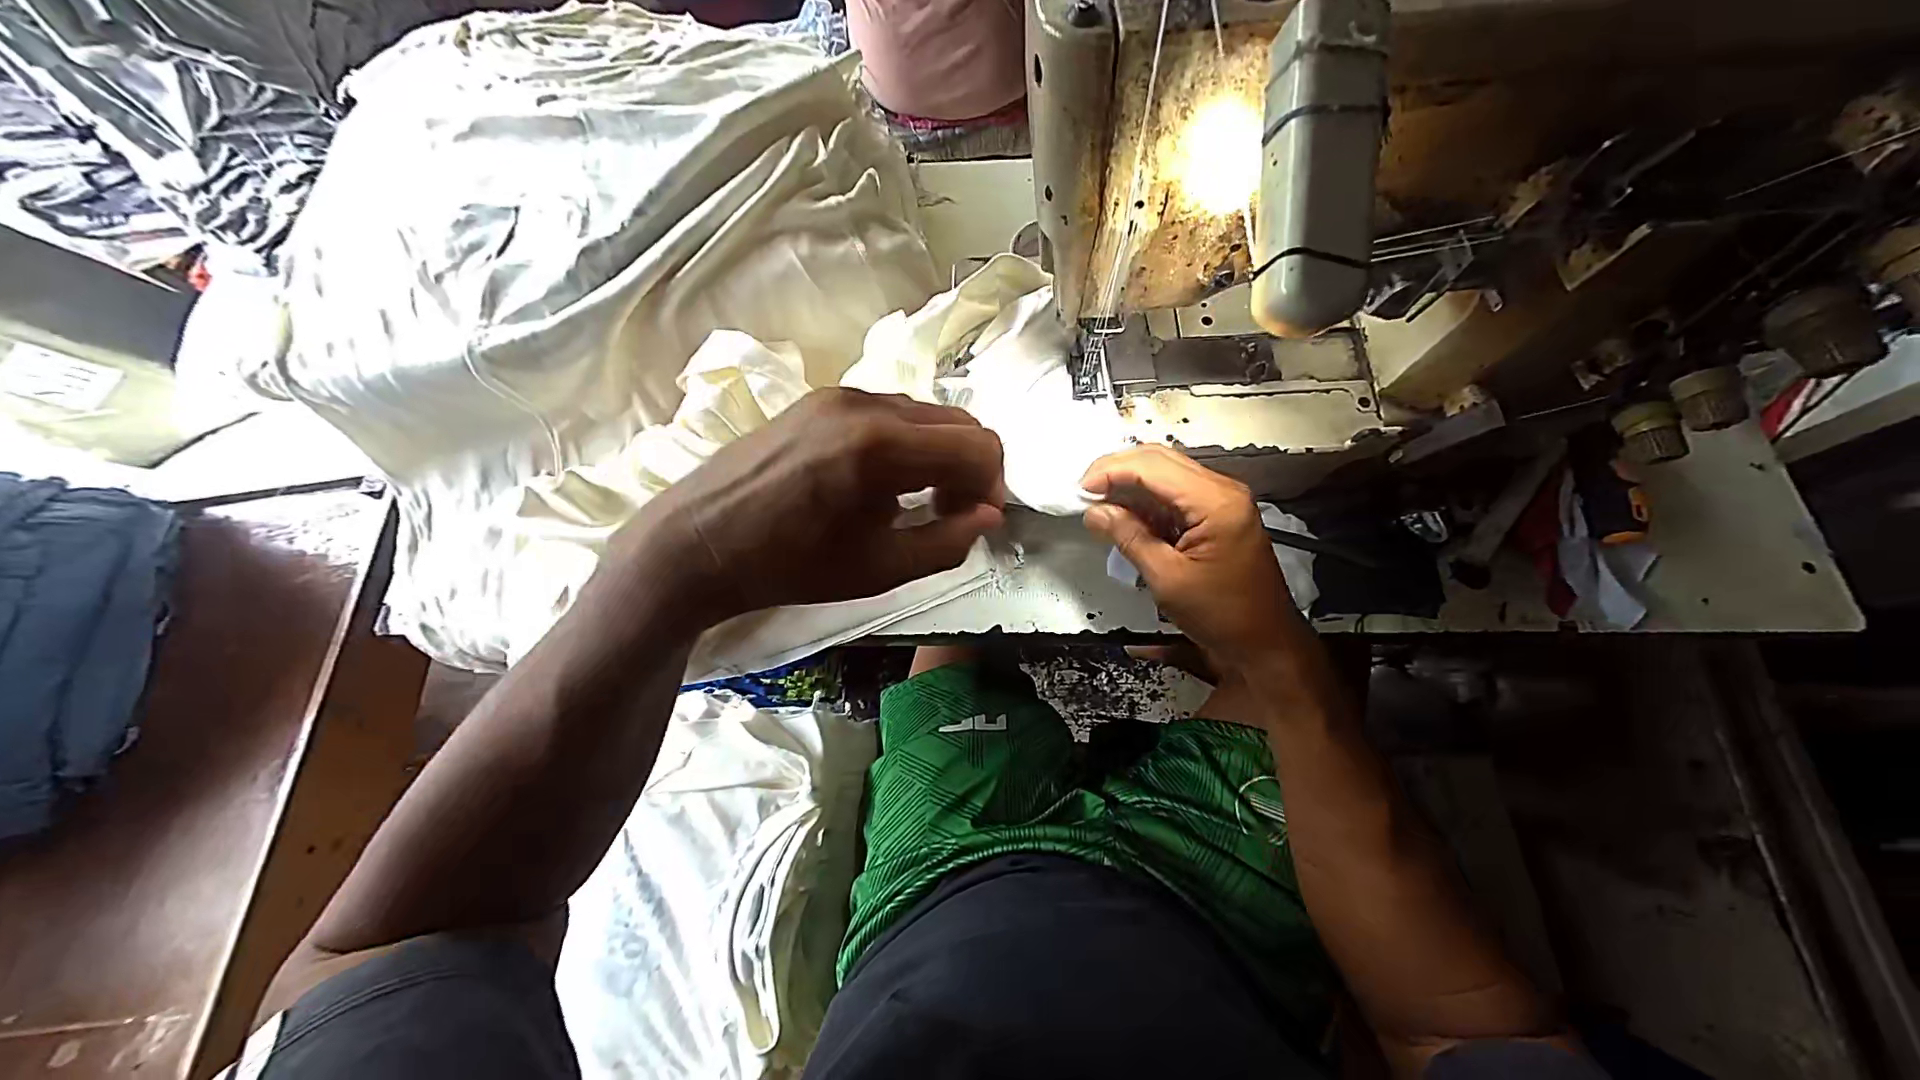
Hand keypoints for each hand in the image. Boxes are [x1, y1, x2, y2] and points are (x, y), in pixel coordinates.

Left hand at [609, 388, 1005, 631]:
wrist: (697, 543)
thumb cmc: (789, 566)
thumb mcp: (879, 570)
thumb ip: (947, 543)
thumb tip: (988, 517)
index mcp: (883, 447)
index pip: (978, 445)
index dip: (993, 485)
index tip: (978, 521)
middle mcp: (866, 404)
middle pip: (956, 422)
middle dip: (970, 469)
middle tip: (950, 514)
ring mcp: (838, 396)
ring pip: (922, 415)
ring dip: (937, 455)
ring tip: (913, 502)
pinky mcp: (817, 400)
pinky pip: (886, 413)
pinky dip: (904, 443)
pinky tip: (878, 483)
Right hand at [1081, 444, 1306, 671]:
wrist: (1264, 643)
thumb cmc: (1227, 616)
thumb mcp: (1168, 578)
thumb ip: (1129, 538)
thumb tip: (1097, 512)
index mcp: (1217, 502)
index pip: (1153, 467)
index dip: (1111, 472)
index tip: (1082, 489)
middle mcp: (1223, 492)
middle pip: (1159, 461)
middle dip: (1117, 471)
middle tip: (1085, 493)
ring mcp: (1221, 502)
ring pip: (1164, 475)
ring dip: (1130, 486)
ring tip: (1099, 506)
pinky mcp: (1216, 516)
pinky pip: (1174, 495)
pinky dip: (1146, 501)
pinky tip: (1125, 517)